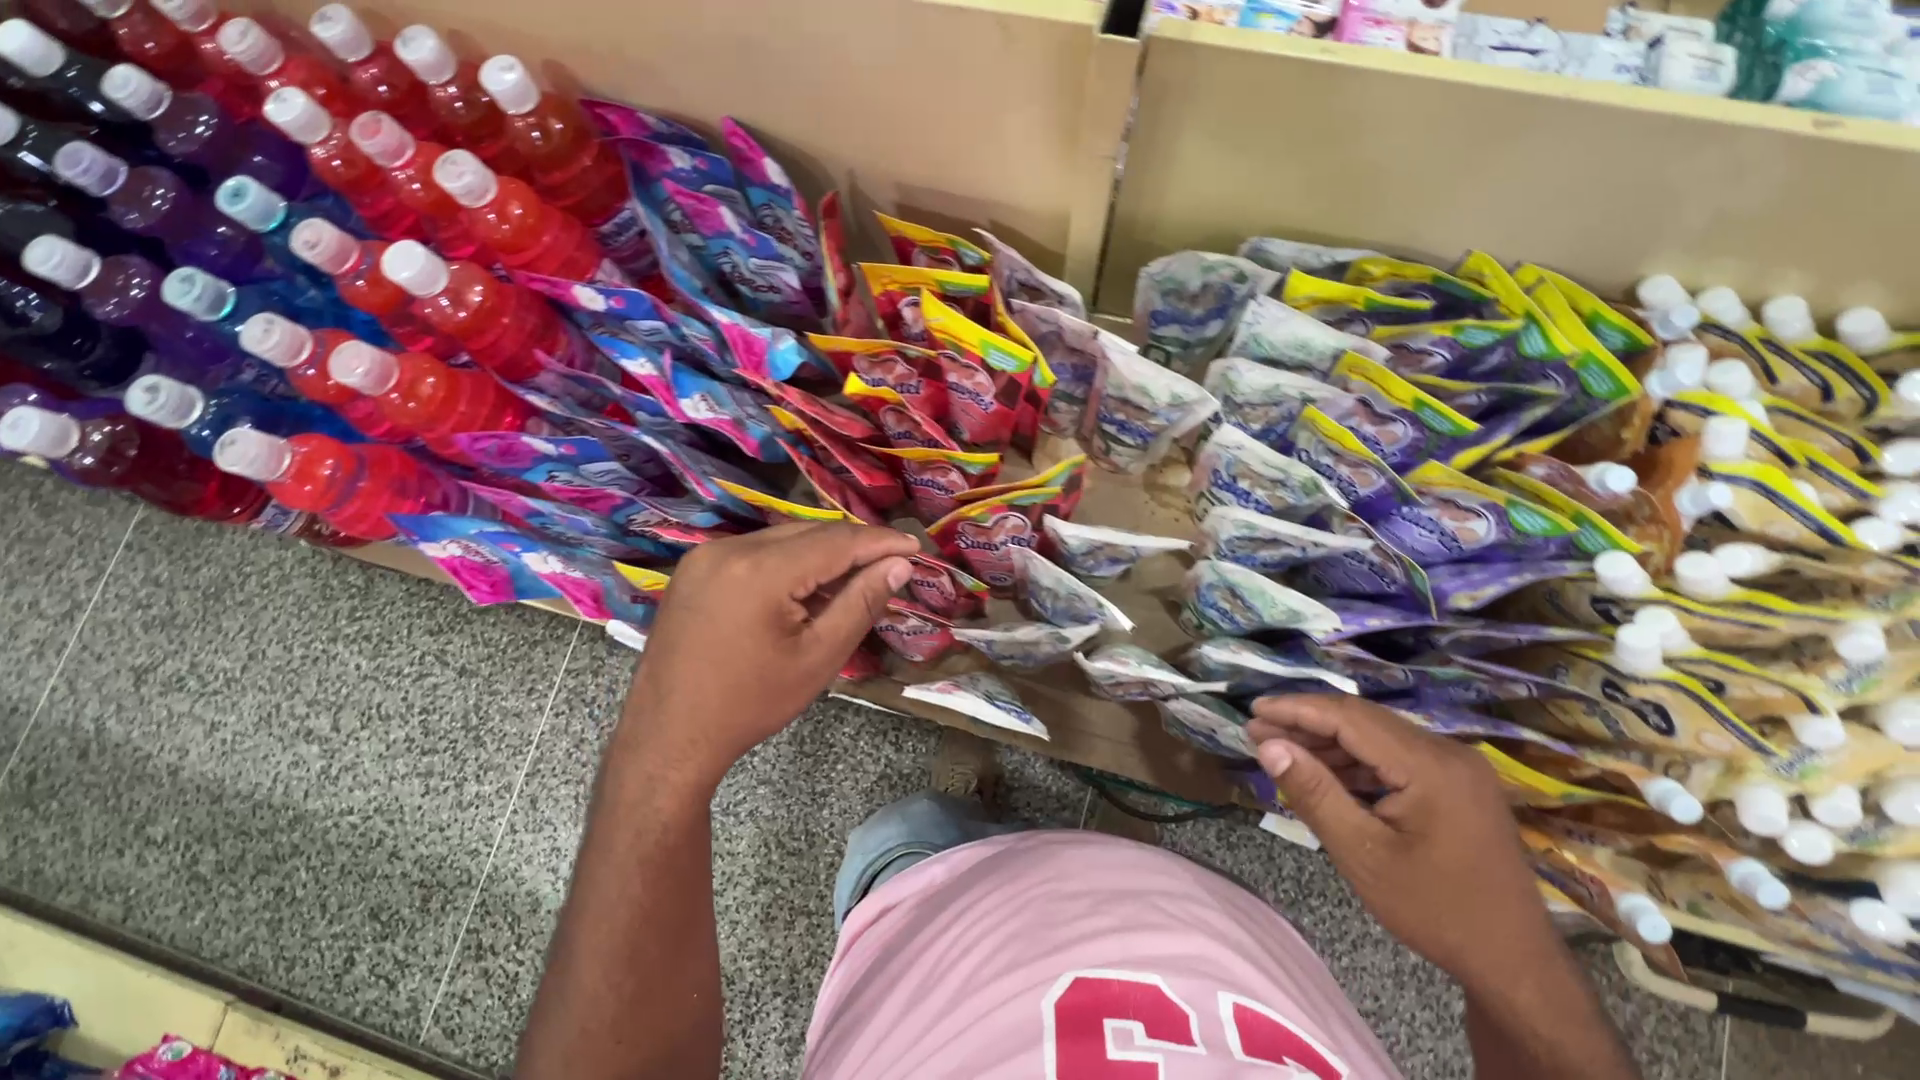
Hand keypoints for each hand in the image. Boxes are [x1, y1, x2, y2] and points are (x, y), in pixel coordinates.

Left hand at [624, 522, 918, 787]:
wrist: (669, 735)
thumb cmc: (750, 703)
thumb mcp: (818, 657)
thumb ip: (861, 603)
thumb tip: (899, 565)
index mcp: (761, 570)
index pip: (836, 540)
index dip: (881, 541)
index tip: (916, 547)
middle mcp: (729, 548)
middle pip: (808, 532)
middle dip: (853, 546)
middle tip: (892, 564)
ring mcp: (704, 556)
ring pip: (781, 539)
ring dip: (820, 554)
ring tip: (854, 580)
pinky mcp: (693, 570)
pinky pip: (754, 552)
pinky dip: (787, 562)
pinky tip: (805, 590)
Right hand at [1248, 695, 1554, 991]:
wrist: (1511, 959)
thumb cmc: (1434, 909)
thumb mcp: (1363, 853)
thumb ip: (1315, 793)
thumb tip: (1269, 747)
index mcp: (1430, 765)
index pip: (1350, 718)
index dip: (1297, 710)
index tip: (1252, 712)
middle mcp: (1448, 753)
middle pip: (1365, 722)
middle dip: (1307, 724)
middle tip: (1257, 733)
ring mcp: (1457, 768)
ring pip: (1380, 739)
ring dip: (1330, 743)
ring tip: (1281, 752)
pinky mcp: (1458, 786)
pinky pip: (1397, 758)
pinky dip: (1357, 763)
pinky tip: (1326, 774)